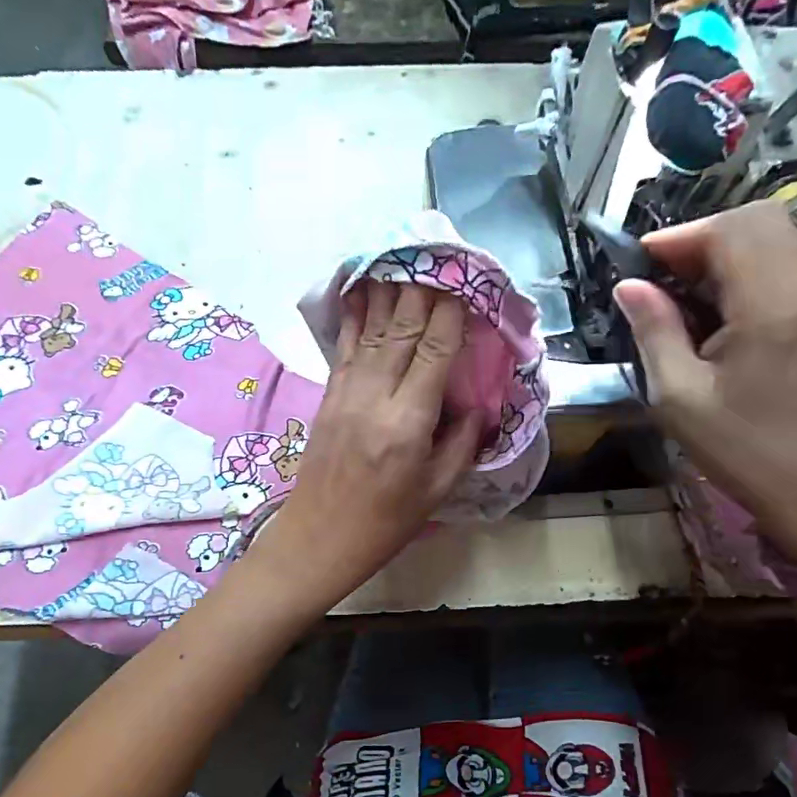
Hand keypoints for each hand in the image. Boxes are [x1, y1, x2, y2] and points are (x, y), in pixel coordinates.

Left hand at [248, 282, 485, 606]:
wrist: (319, 539)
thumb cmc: (386, 522)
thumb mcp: (437, 490)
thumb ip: (461, 442)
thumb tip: (476, 403)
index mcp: (408, 423)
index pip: (435, 351)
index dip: (452, 314)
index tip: (466, 285)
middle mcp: (376, 398)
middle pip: (403, 330)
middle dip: (424, 291)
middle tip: (441, 257)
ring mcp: (347, 393)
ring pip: (373, 330)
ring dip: (391, 292)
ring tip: (406, 258)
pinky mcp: (329, 396)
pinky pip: (346, 346)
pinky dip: (356, 315)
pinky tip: (363, 289)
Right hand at [613, 200, 796, 568]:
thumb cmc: (744, 450)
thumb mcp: (680, 398)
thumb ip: (654, 333)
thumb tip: (628, 286)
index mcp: (773, 307)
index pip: (731, 230)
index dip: (680, 236)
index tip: (640, 265)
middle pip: (759, 221)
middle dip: (703, 238)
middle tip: (663, 278)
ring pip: (776, 241)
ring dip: (725, 254)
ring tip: (686, 298)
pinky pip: (787, 269)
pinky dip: (748, 273)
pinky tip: (720, 316)